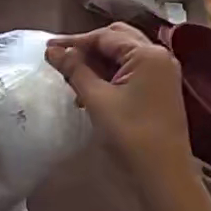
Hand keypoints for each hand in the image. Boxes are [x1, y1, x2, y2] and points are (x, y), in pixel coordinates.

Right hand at [46, 25, 191, 182]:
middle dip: (87, 47)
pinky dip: (109, 74)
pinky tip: (89, 88)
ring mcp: (162, 73)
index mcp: (148, 54)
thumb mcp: (97, 99)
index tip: (47, 49)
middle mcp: (159, 57)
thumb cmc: (130, 134)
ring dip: (97, 61)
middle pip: (117, 39)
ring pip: (123, 55)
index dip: (74, 41)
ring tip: (70, 74)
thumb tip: (52, 51)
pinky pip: (131, 71)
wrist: (163, 174)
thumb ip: (75, 70)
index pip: (105, 36)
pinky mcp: (160, 90)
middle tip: (60, 58)